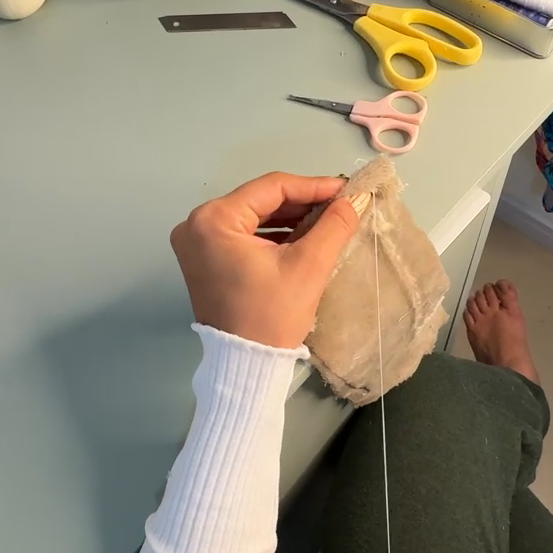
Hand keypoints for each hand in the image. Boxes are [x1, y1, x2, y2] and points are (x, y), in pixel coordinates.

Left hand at [170, 172, 359, 348]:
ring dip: (290, 217)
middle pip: (261, 200)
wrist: (245, 366)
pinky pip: (244, 234)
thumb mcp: (308, 266)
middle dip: (303, 202)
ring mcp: (196, 242)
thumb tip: (355, 198)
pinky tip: (304, 235)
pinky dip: (273, 234)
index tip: (347, 189)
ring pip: (254, 216)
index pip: (272, 188)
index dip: (314, 186)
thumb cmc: (271, 316)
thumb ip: (334, 225)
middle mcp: (196, 224)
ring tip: (328, 219)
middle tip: (341, 204)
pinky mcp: (204, 259)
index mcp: (213, 219)